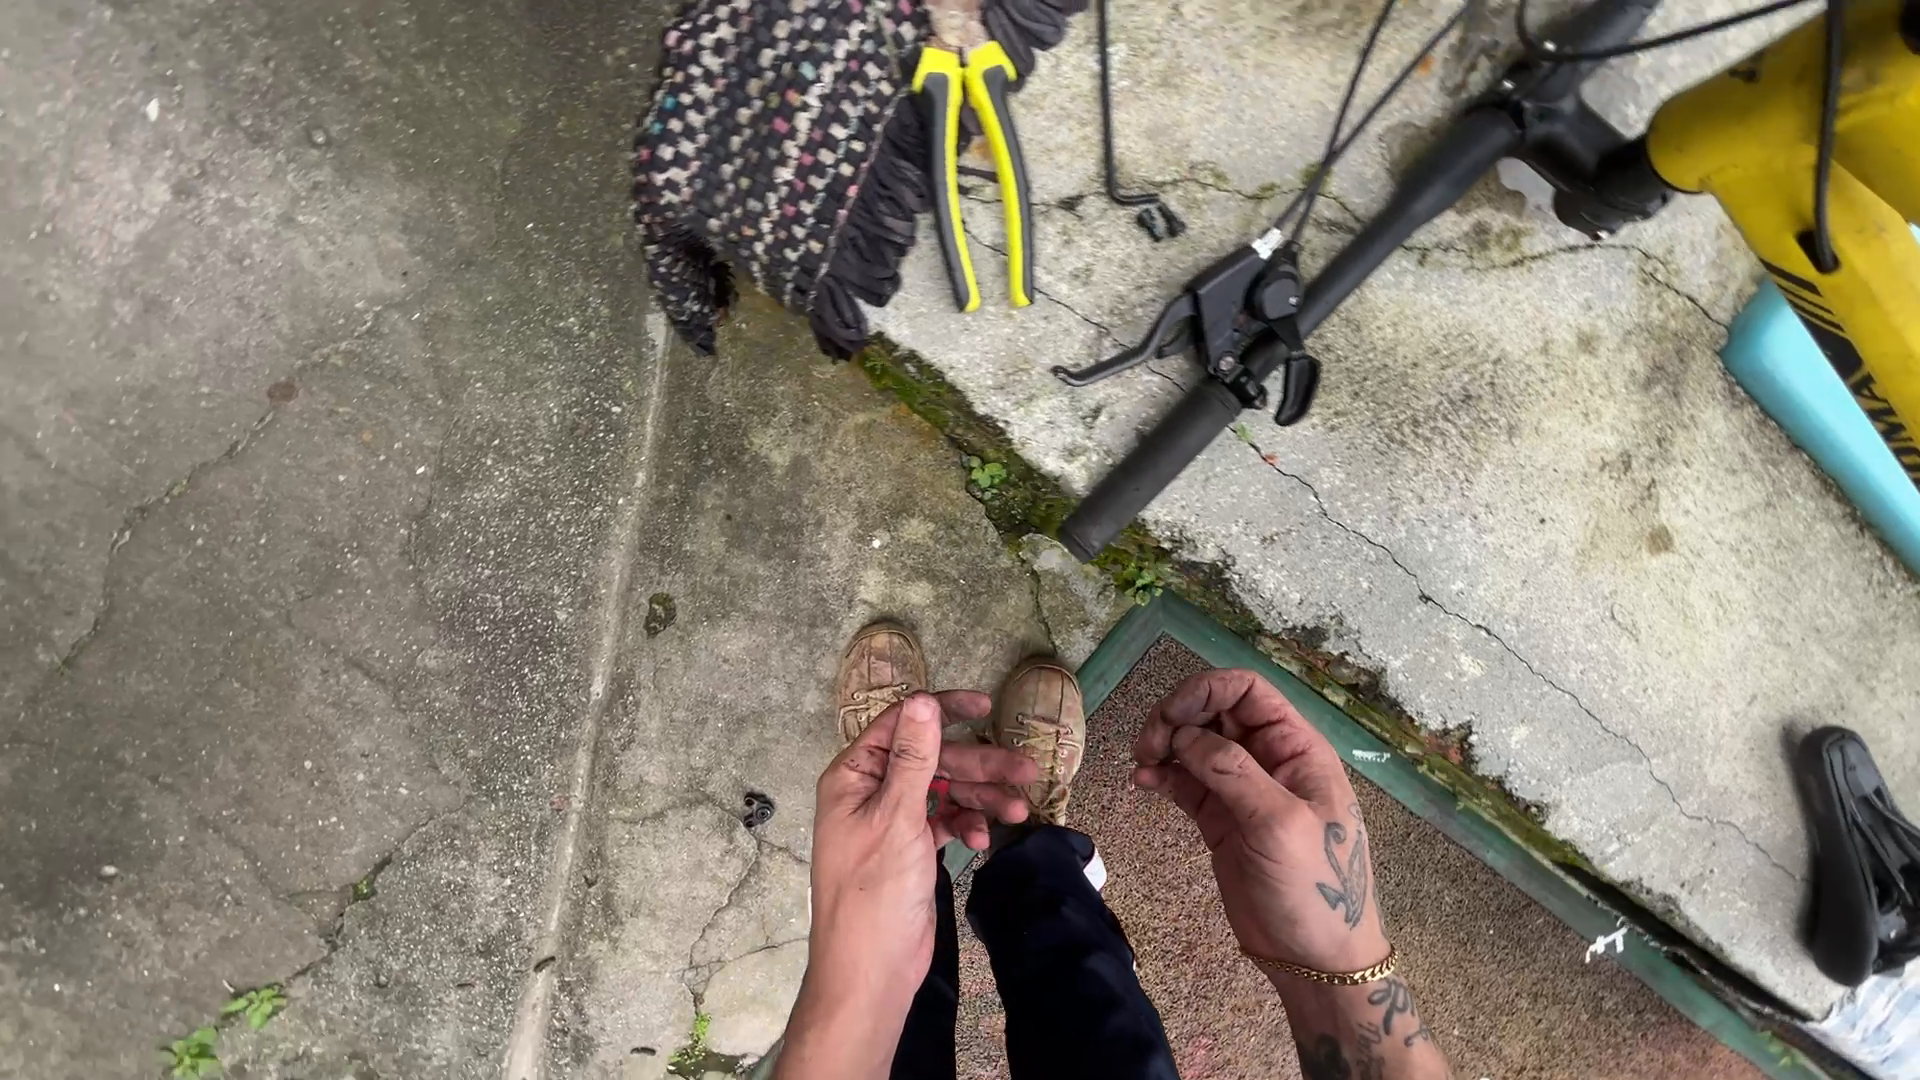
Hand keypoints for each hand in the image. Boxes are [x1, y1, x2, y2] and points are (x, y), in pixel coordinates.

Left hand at [781, 692, 1036, 1079]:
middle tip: (1025, 770)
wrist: (872, 973)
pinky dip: (966, 824)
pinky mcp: (913, 844)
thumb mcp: (897, 817)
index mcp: (855, 774)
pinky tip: (982, 839)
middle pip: (933, 759)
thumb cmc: (875, 890)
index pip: (902, 724)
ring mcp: (894, 818)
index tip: (985, 706)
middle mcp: (873, 789)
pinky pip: (945, 819)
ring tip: (1020, 811)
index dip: (943, 711)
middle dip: (978, 766)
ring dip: (981, 798)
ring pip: (945, 790)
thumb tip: (922, 699)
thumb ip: (913, 757)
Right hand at [1131, 669, 1388, 973]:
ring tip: (1141, 763)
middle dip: (1177, 717)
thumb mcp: (1280, 824)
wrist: (1314, 963)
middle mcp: (1267, 758)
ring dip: (1163, 744)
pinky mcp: (1217, 815)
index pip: (1248, 691)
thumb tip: (1184, 735)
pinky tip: (1142, 782)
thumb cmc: (1315, 889)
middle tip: (1148, 744)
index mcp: (1296, 749)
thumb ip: (1233, 772)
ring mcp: (1239, 787)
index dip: (1206, 691)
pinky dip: (1160, 774)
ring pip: (1193, 742)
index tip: (1172, 716)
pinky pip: (1182, 779)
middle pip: (1213, 711)